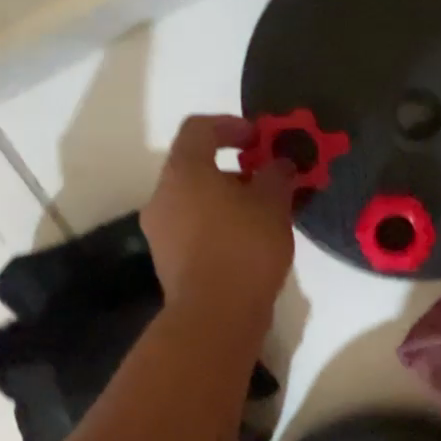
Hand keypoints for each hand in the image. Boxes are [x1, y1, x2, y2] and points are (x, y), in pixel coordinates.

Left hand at [141, 115, 294, 312]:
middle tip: (268, 182)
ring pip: (196, 202)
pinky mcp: (169, 261)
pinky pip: (196, 231)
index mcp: (184, 171)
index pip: (199, 128)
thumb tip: (280, 163)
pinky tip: (249, 246)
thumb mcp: (274, 204)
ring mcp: (161, 231)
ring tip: (264, 218)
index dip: (231, 125)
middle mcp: (163, 195)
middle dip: (234, 170)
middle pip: (197, 168)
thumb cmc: (244, 248)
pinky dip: (221, 228)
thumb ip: (277, 175)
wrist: (216, 314)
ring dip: (228, 202)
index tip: (260, 137)